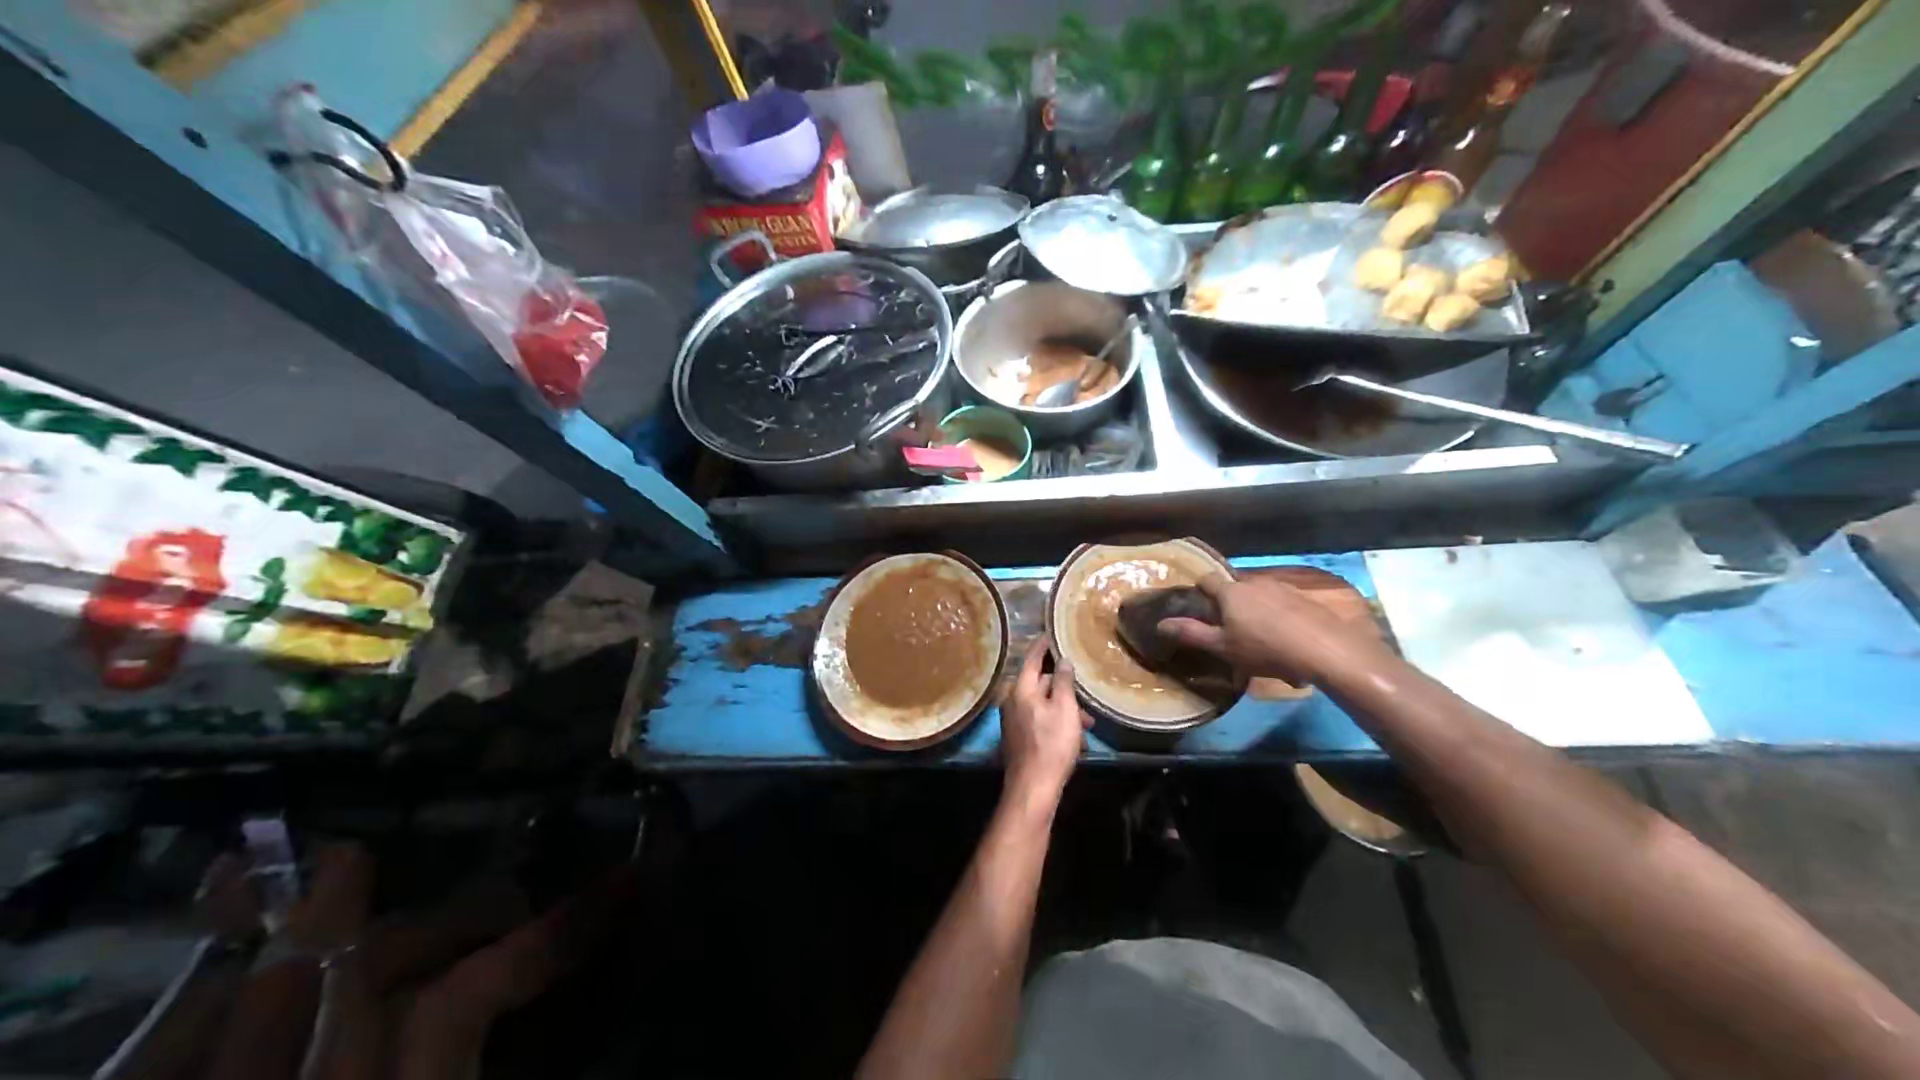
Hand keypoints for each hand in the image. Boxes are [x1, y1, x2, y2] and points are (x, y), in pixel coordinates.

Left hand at [999, 638, 1090, 797]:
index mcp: (1020, 690)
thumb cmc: (1052, 744)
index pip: (1031, 659)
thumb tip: (1062, 660)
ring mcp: (1012, 720)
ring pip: (1041, 704)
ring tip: (1086, 724)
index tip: (1051, 633)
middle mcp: (1011, 701)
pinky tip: (1075, 737)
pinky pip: (1038, 719)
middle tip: (1084, 691)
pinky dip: (1055, 721)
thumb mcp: (1065, 709)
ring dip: (1063, 709)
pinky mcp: (1018, 737)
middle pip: (1038, 683)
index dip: (1043, 646)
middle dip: (1062, 686)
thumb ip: (1063, 681)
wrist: (1033, 786)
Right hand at [1158, 571, 1391, 685]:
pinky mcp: (1304, 599)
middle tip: (1228, 628)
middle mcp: (1254, 582)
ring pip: (1259, 595)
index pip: (1206, 580)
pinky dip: (1277, 617)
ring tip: (1257, 637)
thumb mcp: (1223, 647)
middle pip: (1234, 587)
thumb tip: (1160, 624)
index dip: (1199, 591)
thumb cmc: (1265, 648)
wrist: (1325, 649)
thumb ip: (1191, 634)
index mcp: (1230, 591)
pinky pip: (1281, 604)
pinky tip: (1283, 640)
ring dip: (1254, 610)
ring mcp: (1282, 588)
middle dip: (1228, 603)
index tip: (1198, 609)